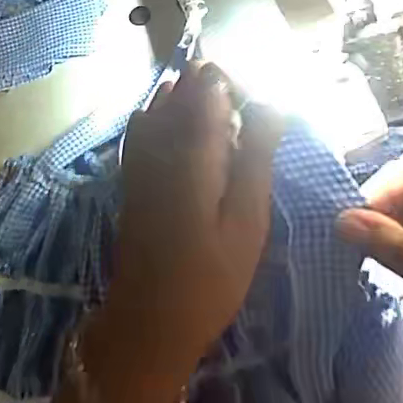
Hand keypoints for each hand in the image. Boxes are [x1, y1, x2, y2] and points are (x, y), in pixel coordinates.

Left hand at [89, 63, 283, 402]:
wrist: (148, 321)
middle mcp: (160, 140)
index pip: (210, 82)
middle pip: (185, 85)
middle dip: (218, 88)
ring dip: (193, 99)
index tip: (261, 104)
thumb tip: (271, 101)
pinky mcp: (131, 171)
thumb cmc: (210, 276)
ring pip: (164, 100)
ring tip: (223, 123)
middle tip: (247, 122)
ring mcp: (139, 154)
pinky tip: (185, 130)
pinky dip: (167, 113)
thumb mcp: (248, 219)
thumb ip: (257, 154)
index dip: (238, 81)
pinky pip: (146, 121)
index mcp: (192, 148)